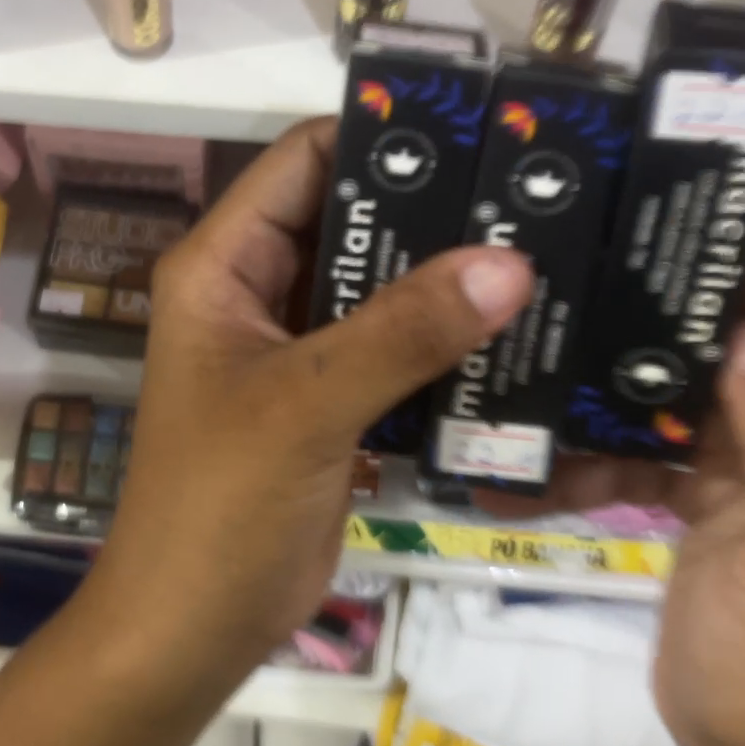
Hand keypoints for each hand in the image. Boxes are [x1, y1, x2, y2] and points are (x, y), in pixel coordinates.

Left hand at [91, 118, 533, 669]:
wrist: (193, 621)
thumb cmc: (219, 505)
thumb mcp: (304, 406)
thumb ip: (401, 332)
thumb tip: (511, 260)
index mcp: (221, 267)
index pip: (302, 162)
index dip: (381, 134)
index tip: (484, 125)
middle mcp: (254, 293)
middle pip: (348, 220)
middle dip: (431, 208)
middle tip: (542, 190)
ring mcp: (293, 350)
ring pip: (376, 288)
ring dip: (444, 277)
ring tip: (551, 248)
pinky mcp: (327, 402)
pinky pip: (391, 350)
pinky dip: (442, 342)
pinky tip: (519, 332)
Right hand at [477, 219, 744, 745]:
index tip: (680, 194)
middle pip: (727, 333)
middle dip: (660, 297)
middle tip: (575, 260)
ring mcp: (741, 463)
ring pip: (670, 388)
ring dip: (609, 377)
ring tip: (532, 347)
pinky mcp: (692, 496)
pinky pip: (637, 447)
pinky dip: (590, 448)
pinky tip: (531, 456)